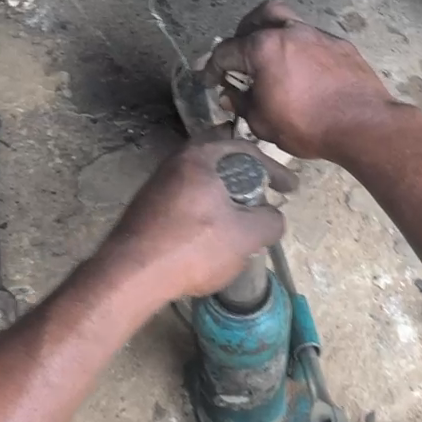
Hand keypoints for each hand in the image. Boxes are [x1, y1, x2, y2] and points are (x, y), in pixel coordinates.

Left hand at [94, 140, 295, 301]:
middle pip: (219, 158)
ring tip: (241, 214)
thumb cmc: (192, 247)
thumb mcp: (246, 237)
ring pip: (200, 177)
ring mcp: (158, 183)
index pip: (245, 148)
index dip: (274, 167)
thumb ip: (270, 221)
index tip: (289, 188)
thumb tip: (273, 217)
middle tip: (264, 190)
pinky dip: (205, 204)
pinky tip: (211, 230)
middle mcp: (175, 161)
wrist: (131, 273)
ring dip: (224, 191)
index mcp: (200, 157)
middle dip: (245, 173)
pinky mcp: (147, 206)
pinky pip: (185, 195)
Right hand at [204, 0, 401, 160]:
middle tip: (242, 53)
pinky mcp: (340, 45)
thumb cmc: (308, 125)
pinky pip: (312, 39)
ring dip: (275, 36)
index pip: (226, 51)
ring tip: (273, 59)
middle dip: (244, 31)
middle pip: (260, 15)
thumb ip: (242, 104)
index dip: (213, 67)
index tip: (210, 80)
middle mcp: (289, 32)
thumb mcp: (263, 123)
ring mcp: (317, 35)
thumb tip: (232, 94)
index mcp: (263, 48)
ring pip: (289, 21)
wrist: (363, 125)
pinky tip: (304, 71)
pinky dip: (301, 49)